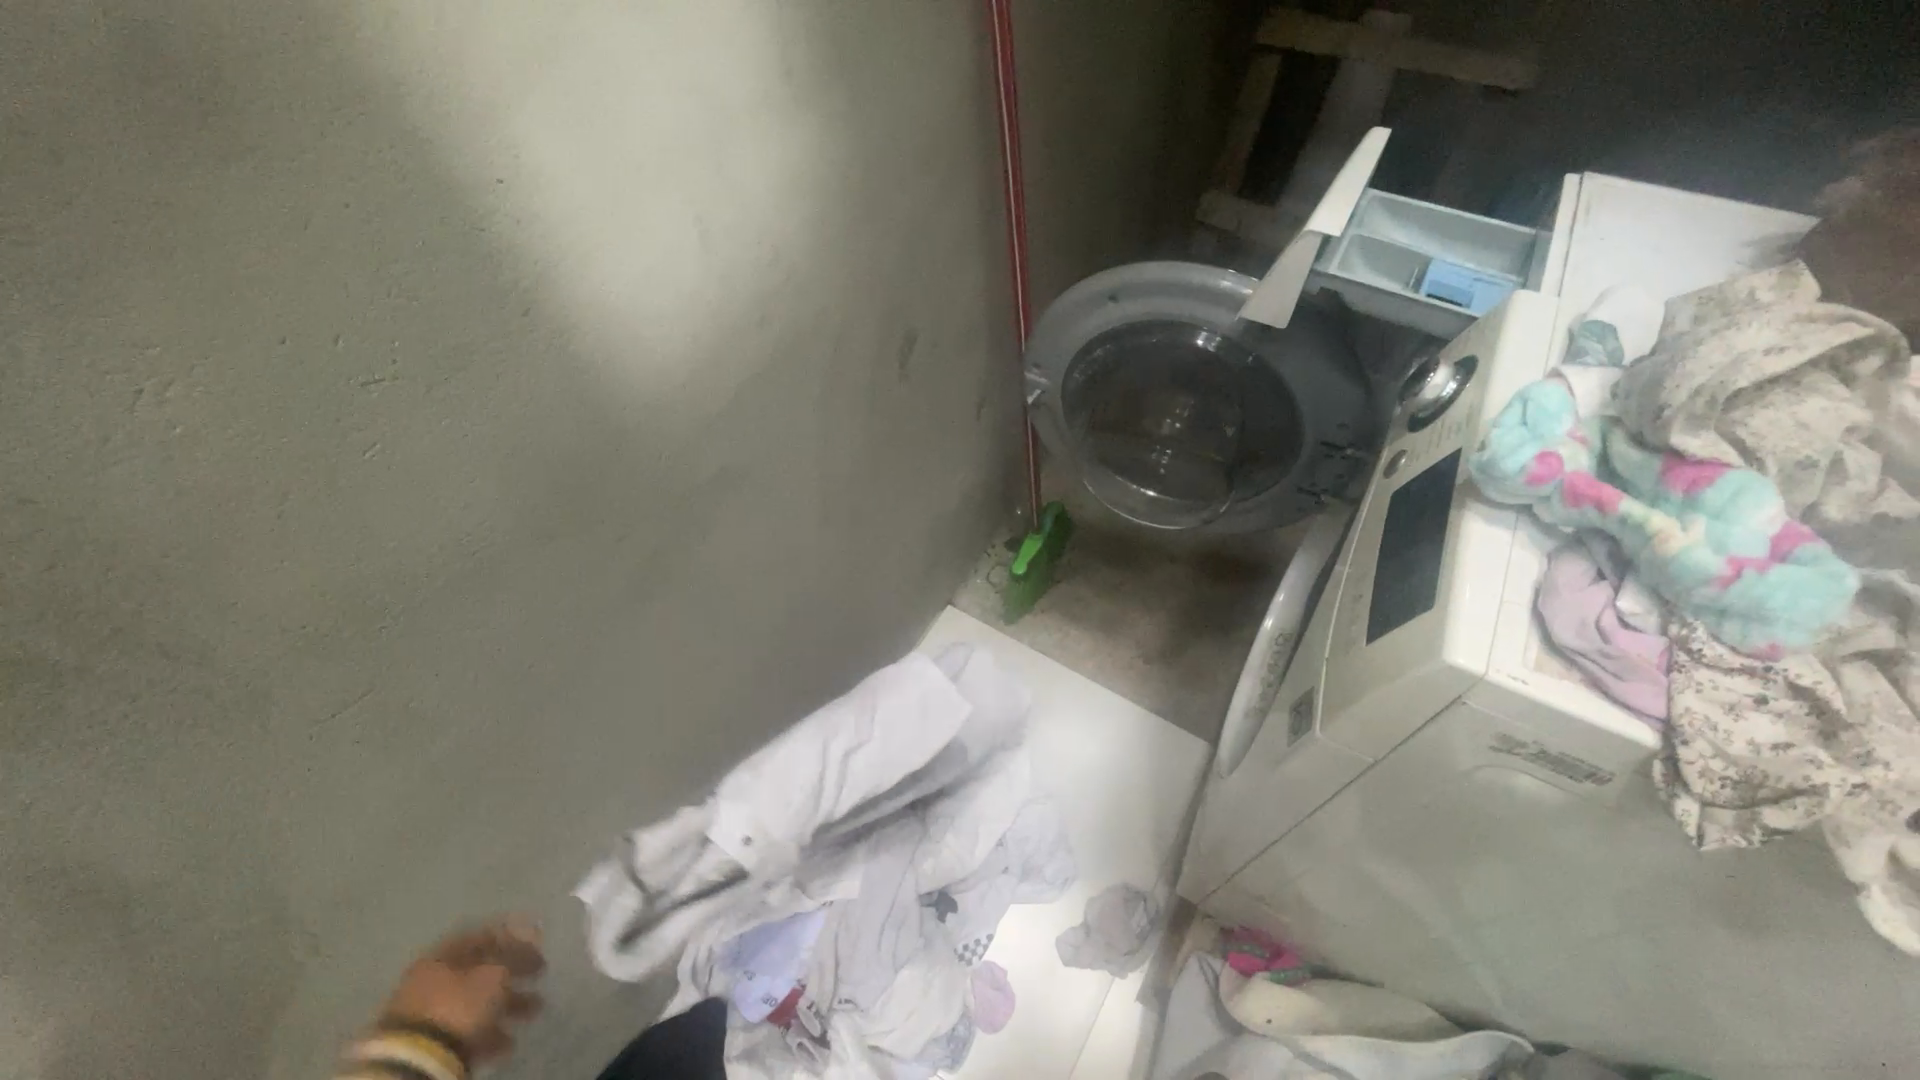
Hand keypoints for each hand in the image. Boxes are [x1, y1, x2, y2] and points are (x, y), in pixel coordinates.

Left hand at [378, 915, 546, 1065]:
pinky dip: (490, 1031)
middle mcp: (434, 978)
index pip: (483, 935)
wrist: (417, 1058)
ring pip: (477, 1000)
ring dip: (509, 1004)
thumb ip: (515, 953)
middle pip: (482, 969)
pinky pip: (467, 1029)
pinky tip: (509, 1041)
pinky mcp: (433, 1040)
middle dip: (515, 973)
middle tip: (541, 973)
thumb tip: (533, 934)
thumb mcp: (494, 974)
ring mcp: (431, 1011)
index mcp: (443, 955)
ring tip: (535, 1010)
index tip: (538, 940)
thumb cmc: (458, 1005)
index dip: (513, 934)